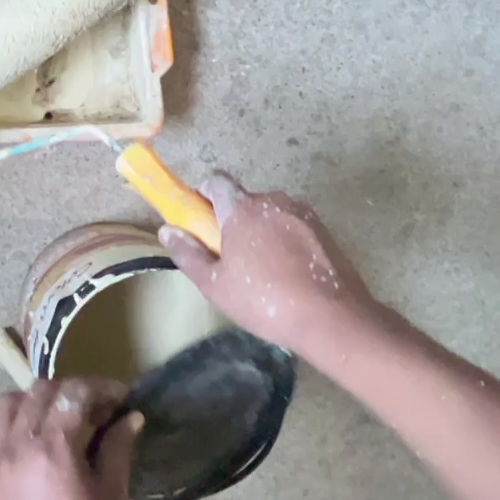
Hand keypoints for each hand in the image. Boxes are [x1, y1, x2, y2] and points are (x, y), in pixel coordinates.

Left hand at [0, 378, 140, 499]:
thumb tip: (130, 417)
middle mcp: (13, 452)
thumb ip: (117, 449)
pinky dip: (14, 436)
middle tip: (94, 410)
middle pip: (36, 392)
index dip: (100, 388)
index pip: (72, 394)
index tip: (120, 397)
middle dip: (68, 393)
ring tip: (58, 424)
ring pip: (4, 409)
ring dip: (32, 405)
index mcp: (52, 452)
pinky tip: (36, 457)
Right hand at [158, 172, 387, 355]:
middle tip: (231, 257)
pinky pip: (295, 227)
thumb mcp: (215, 284)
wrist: (332, 318)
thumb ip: (188, 254)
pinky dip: (287, 242)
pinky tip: (289, 275)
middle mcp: (273, 200)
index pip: (216, 180)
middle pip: (245, 200)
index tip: (201, 220)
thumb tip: (167, 230)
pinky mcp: (325, 230)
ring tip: (264, 271)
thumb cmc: (264, 300)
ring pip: (272, 214)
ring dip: (262, 231)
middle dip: (234, 220)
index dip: (204, 195)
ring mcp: (303, 213)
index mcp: (242, 208)